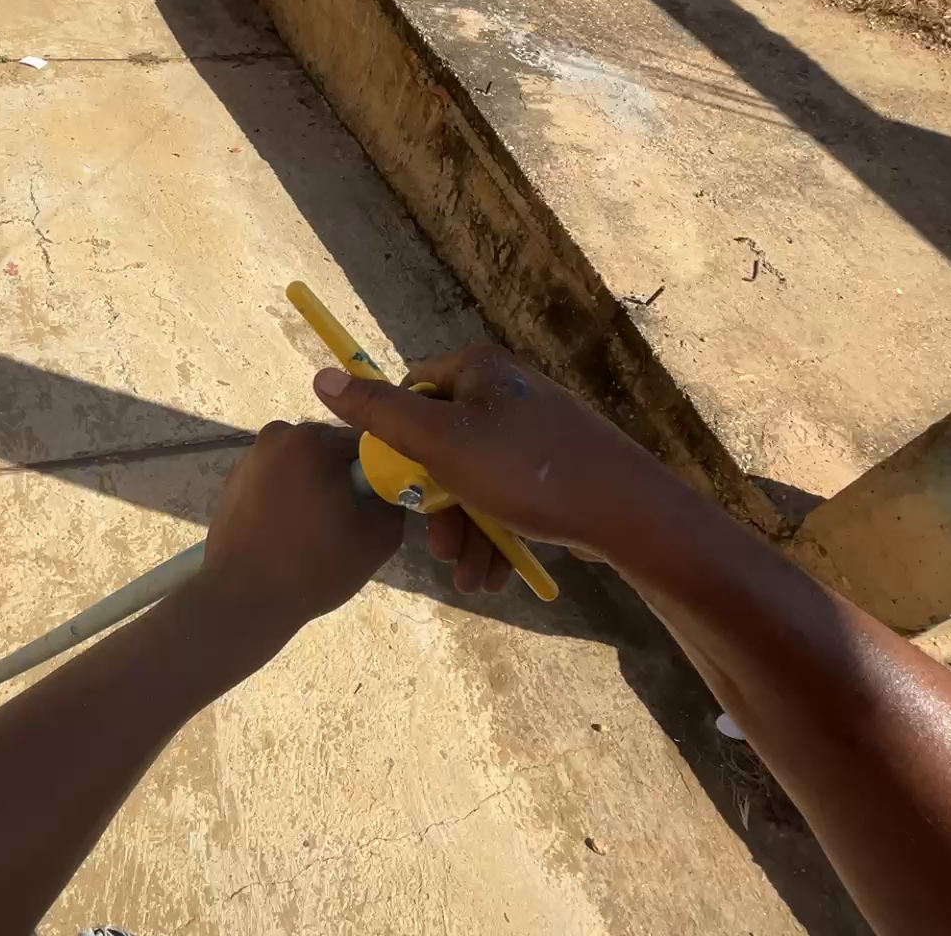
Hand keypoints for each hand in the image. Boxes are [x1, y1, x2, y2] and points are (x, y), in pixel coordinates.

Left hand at [198, 421, 404, 633]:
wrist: (243, 598)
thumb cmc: (313, 565)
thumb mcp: (378, 537)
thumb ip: (395, 499)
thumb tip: (389, 487)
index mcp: (312, 439)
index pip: (364, 445)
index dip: (376, 475)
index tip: (374, 507)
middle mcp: (277, 435)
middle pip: (329, 451)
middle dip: (341, 479)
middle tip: (347, 522)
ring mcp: (250, 456)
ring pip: (300, 465)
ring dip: (313, 487)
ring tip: (315, 530)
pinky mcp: (233, 480)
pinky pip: (275, 479)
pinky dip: (287, 496)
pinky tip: (287, 531)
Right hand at [312, 346, 688, 589]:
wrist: (628, 515)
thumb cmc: (524, 470)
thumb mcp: (438, 442)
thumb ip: (378, 411)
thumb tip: (323, 376)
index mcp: (477, 371)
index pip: (413, 389)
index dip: (396, 436)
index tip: (396, 481)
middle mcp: (504, 391)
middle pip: (441, 443)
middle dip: (435, 506)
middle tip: (436, 549)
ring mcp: (532, 430)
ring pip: (473, 478)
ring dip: (463, 531)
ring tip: (468, 578)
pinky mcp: (552, 466)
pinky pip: (505, 493)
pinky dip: (493, 531)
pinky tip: (491, 574)